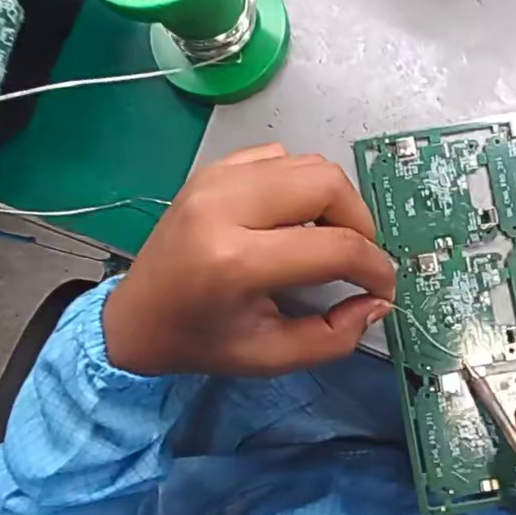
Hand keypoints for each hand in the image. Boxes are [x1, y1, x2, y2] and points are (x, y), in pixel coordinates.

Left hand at [103, 144, 396, 376]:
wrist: (135, 319)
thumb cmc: (197, 341)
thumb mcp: (269, 357)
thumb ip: (334, 337)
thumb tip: (377, 301)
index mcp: (236, 261)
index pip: (335, 246)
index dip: (374, 268)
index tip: (381, 287)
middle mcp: (224, 206)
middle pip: (327, 183)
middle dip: (360, 222)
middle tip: (357, 257)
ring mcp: (214, 180)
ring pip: (307, 162)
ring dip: (333, 200)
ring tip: (328, 238)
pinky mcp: (210, 172)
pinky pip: (277, 157)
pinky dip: (298, 183)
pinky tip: (291, 218)